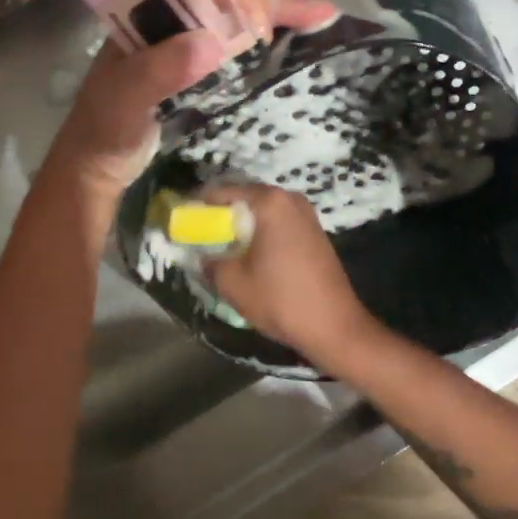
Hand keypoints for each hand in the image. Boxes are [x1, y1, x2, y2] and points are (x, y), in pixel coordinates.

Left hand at [43, 0, 336, 199]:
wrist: (97, 165)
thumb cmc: (104, 129)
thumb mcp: (125, 101)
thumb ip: (159, 71)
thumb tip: (211, 43)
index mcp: (147, 14)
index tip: (259, 30)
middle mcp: (170, 20)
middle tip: (316, 6)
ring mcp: (186, 43)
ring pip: (237, 14)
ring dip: (279, 7)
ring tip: (322, 5)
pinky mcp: (199, 68)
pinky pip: (237, 41)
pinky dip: (268, 31)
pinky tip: (299, 23)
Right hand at [200, 183, 377, 354]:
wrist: (334, 326)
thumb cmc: (280, 299)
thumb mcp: (232, 282)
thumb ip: (209, 261)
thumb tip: (201, 254)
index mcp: (269, 202)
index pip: (221, 192)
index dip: (198, 207)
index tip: (184, 224)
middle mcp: (290, 199)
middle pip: (244, 198)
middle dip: (221, 217)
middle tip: (201, 239)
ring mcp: (306, 214)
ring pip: (262, 212)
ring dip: (242, 227)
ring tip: (224, 250)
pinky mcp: (314, 232)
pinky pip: (278, 224)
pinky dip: (261, 234)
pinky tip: (251, 257)